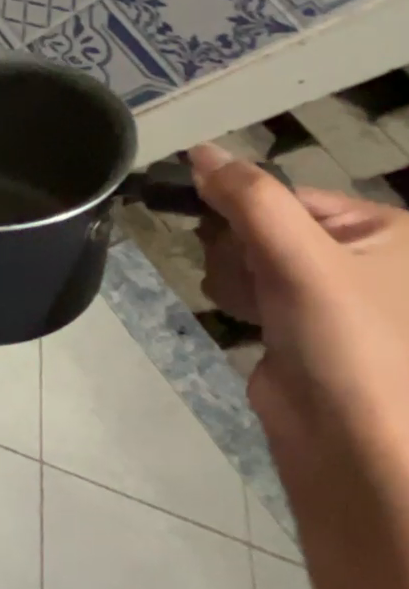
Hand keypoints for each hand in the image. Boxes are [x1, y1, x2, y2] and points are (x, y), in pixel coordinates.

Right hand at [189, 143, 408, 588]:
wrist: (351, 438)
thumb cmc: (349, 342)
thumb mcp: (301, 259)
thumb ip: (249, 198)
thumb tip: (200, 150)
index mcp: (388, 230)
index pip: (283, 194)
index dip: (246, 214)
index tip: (241, 244)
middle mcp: (364, 254)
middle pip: (256, 221)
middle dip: (240, 251)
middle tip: (264, 284)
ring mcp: (330, 287)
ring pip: (241, 251)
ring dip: (235, 277)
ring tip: (260, 310)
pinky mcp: (297, 316)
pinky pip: (243, 282)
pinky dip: (237, 297)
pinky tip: (252, 321)